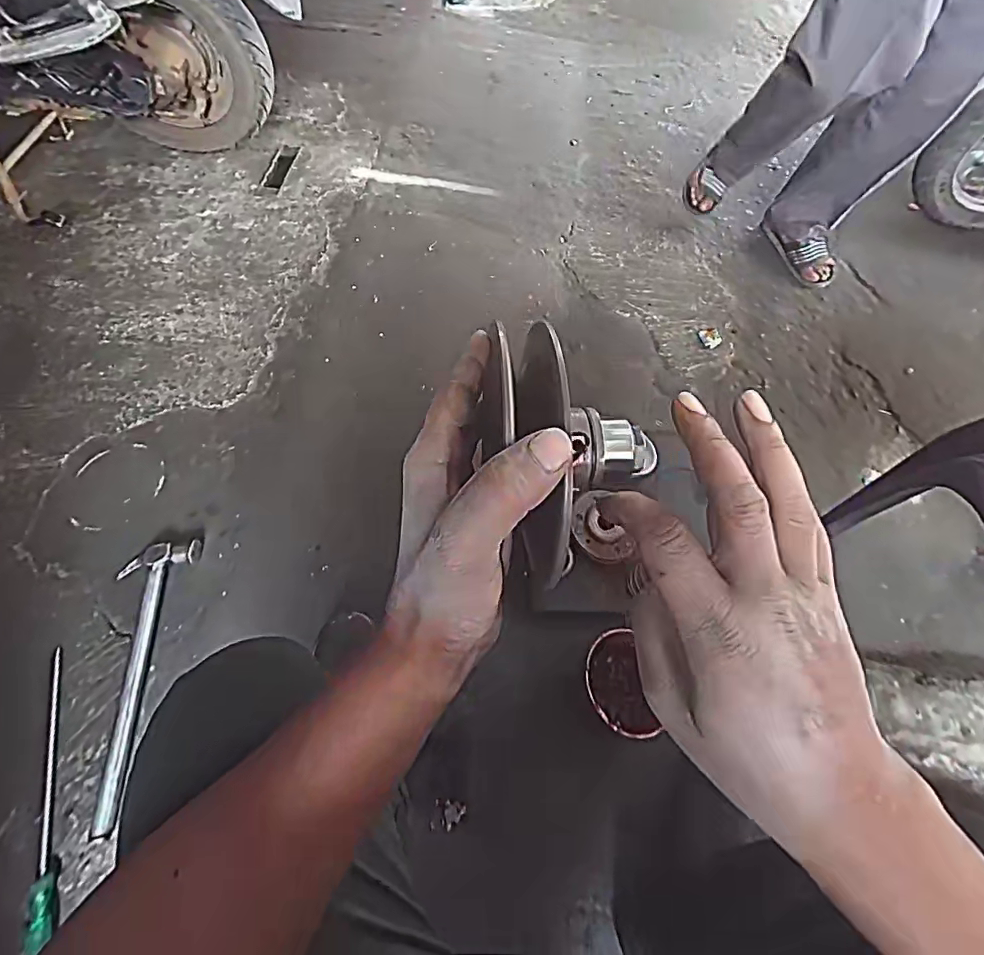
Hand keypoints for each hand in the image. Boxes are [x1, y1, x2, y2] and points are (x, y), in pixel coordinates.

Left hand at [384, 330, 572, 674]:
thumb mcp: (469, 535)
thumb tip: (549, 445)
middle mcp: (447, 477)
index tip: (490, 339)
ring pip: (493, 444)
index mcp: (434, 467)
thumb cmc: (436, 598)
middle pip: (473, 415)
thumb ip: (505, 487)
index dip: (472, 366)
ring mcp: (467, 498)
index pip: (453, 400)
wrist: (438, 644)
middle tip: (522, 366)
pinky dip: (531, 461)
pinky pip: (511, 475)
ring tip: (543, 407)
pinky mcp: (488, 521)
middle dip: (496, 387)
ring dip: (517, 424)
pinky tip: (549, 464)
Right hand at [602, 390, 912, 855]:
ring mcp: (804, 591)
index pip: (668, 542)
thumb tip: (644, 580)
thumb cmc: (755, 762)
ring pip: (786, 499)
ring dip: (765, 445)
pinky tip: (780, 463)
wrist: (838, 789)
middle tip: (687, 409)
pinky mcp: (827, 594)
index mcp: (719, 629)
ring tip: (748, 405)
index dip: (635, 510)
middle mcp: (766, 598)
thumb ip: (651, 632)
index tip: (617, 503)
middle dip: (709, 444)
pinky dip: (793, 483)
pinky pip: (810, 524)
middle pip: (736, 499)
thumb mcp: (675, 708)